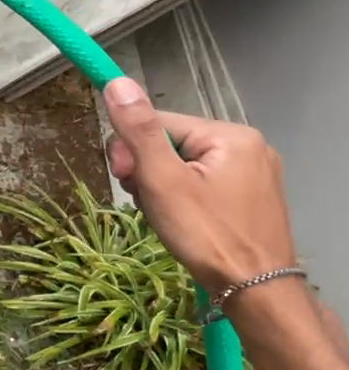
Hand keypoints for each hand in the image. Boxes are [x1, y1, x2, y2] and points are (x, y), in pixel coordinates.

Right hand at [101, 77, 296, 293]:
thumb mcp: (161, 178)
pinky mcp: (247, 191)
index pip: (154, 123)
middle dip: (143, 167)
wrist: (253, 287)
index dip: (129, 149)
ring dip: (155, 182)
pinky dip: (175, 192)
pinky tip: (178, 213)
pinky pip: (194, 177)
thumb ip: (139, 129)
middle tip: (146, 197)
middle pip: (165, 141)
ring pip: (176, 161)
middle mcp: (247, 145)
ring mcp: (251, 170)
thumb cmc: (206, 232)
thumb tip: (117, 83)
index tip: (129, 180)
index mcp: (230, 136)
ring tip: (162, 209)